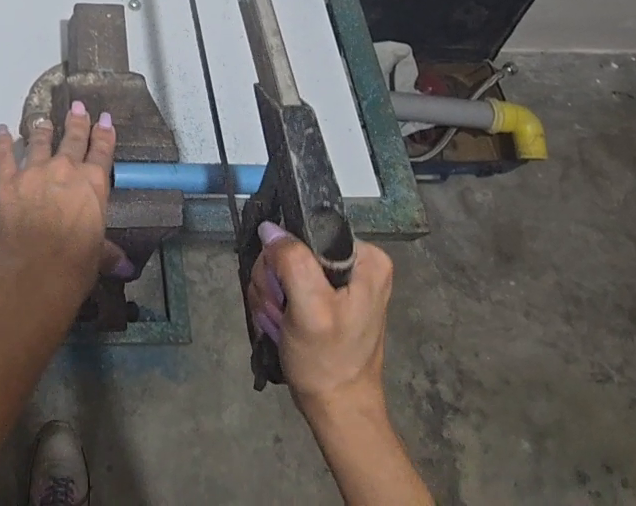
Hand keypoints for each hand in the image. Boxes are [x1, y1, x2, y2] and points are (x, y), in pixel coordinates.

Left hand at [0, 101, 129, 307]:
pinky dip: (2, 141)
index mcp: (93, 185)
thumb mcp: (98, 256)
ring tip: (43, 120)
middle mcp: (65, 170)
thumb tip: (126, 266)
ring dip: (42, 129)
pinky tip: (2, 130)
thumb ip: (108, 252)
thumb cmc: (74, 268)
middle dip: (76, 122)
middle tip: (77, 106)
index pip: (102, 152)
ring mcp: (33, 173)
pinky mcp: (6, 182)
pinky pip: (4, 155)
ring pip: (39, 142)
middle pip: (72, 139)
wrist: (35, 276)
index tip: (104, 119)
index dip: (104, 134)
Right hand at [246, 221, 394, 413]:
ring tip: (283, 323)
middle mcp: (353, 262)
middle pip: (289, 248)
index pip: (307, 229)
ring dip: (271, 296)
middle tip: (282, 311)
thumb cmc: (329, 361)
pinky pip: (280, 283)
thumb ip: (292, 262)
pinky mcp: (319, 295)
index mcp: (365, 257)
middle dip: (274, 281)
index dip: (285, 256)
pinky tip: (281, 325)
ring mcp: (334, 280)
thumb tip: (269, 228)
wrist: (336, 407)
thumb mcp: (311, 309)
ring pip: (278, 267)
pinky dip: (274, 305)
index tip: (285, 291)